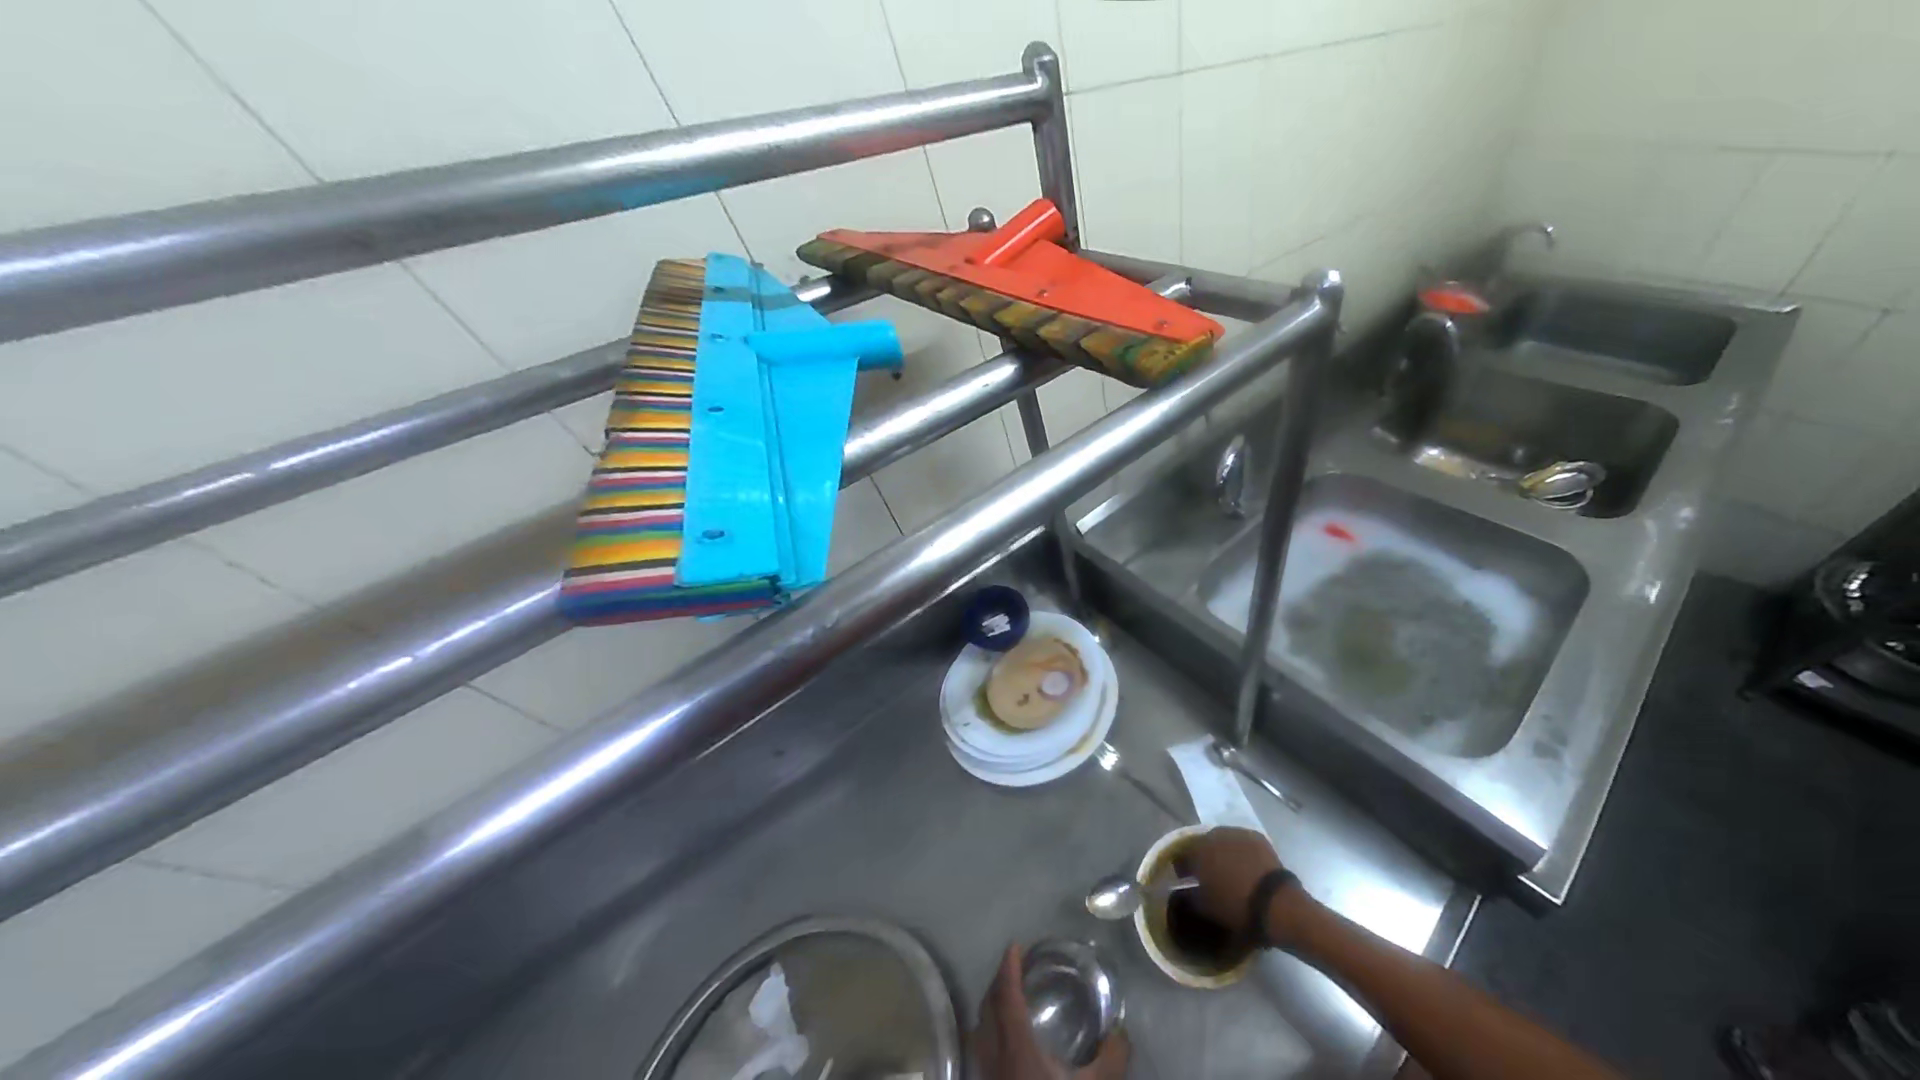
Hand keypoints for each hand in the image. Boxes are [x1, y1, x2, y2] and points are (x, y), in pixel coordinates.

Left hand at [973, 945, 1129, 1079]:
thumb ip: (1110, 1061)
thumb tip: (1123, 1034)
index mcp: (1016, 1045)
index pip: (1006, 994)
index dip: (1008, 966)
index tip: (1015, 945)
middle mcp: (993, 1053)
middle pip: (987, 1005)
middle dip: (998, 981)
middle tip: (1015, 968)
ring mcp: (985, 1073)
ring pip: (979, 1027)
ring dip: (991, 1006)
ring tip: (1009, 998)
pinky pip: (980, 1048)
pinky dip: (989, 1031)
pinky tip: (1004, 1040)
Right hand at [1181, 826, 1312, 947]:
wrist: (1276, 903)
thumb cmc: (1236, 906)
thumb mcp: (1205, 906)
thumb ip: (1190, 894)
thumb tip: (1186, 890)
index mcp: (1197, 850)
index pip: (1182, 855)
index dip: (1183, 868)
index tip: (1185, 879)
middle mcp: (1214, 835)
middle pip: (1202, 845)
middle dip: (1203, 857)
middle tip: (1208, 875)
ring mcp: (1237, 833)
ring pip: (1223, 841)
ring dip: (1222, 852)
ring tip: (1229, 870)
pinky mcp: (1257, 838)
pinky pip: (1242, 843)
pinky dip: (1241, 852)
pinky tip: (1246, 865)